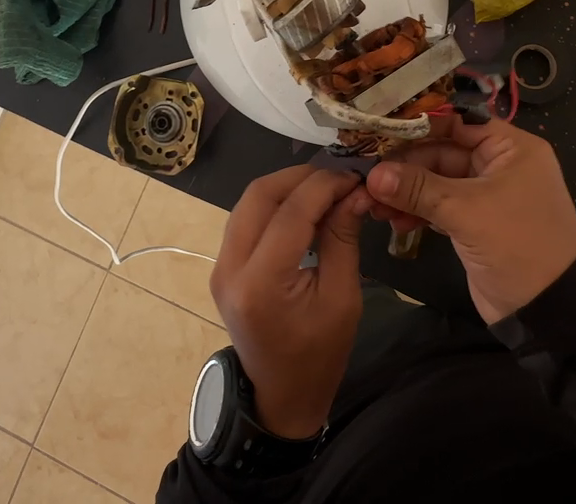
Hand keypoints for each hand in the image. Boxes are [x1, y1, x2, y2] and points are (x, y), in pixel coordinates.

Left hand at [210, 166, 369, 438]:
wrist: (281, 397)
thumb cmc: (319, 355)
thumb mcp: (343, 299)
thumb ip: (343, 239)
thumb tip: (355, 192)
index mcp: (261, 284)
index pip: (291, 212)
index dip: (325, 186)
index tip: (354, 177)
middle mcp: (230, 268)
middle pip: (260, 195)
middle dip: (301, 176)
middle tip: (338, 177)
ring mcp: (220, 265)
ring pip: (249, 201)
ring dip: (287, 186)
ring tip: (325, 188)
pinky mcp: (222, 265)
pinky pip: (246, 217)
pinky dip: (275, 203)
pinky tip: (304, 207)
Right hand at [365, 117, 575, 323]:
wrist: (549, 313)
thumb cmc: (517, 245)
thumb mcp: (467, 212)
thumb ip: (418, 189)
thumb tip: (373, 175)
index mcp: (511, 148)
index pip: (458, 121)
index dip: (418, 124)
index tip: (378, 129)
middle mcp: (499, 164)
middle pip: (442, 151)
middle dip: (405, 165)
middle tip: (368, 174)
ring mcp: (486, 195)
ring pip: (436, 181)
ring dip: (405, 190)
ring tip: (371, 201)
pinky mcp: (474, 222)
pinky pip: (438, 206)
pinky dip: (416, 210)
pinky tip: (390, 219)